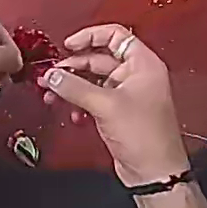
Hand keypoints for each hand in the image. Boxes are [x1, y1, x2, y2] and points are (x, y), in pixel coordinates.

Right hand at [41, 24, 189, 185]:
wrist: (154, 173)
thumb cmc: (145, 136)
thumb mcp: (106, 105)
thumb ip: (75, 87)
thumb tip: (53, 75)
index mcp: (142, 64)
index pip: (115, 35)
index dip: (90, 36)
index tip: (68, 45)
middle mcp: (136, 75)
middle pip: (100, 57)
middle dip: (74, 65)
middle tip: (53, 74)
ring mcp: (127, 93)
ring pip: (93, 79)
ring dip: (72, 85)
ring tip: (53, 92)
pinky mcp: (118, 111)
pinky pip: (94, 97)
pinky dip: (80, 101)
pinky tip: (72, 112)